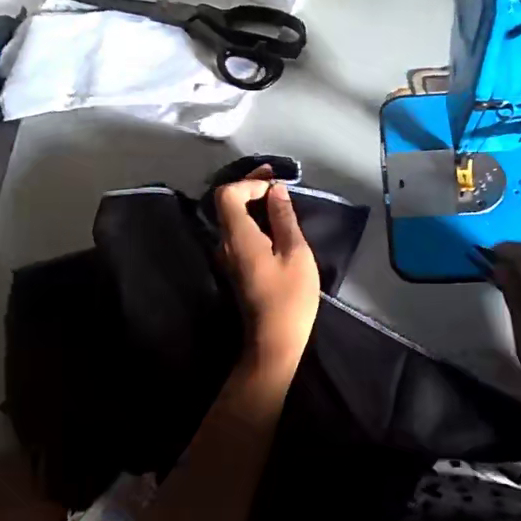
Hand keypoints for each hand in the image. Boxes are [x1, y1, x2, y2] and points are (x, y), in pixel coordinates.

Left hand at [216, 176, 319, 368]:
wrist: (274, 340)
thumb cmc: (289, 296)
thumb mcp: (295, 252)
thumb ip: (284, 218)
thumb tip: (276, 190)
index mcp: (238, 236)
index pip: (227, 194)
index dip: (250, 183)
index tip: (276, 186)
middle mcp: (225, 243)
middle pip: (227, 203)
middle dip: (252, 187)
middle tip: (279, 180)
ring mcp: (228, 256)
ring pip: (233, 217)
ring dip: (254, 203)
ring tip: (281, 197)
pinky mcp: (236, 266)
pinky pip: (240, 232)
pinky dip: (255, 219)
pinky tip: (276, 222)